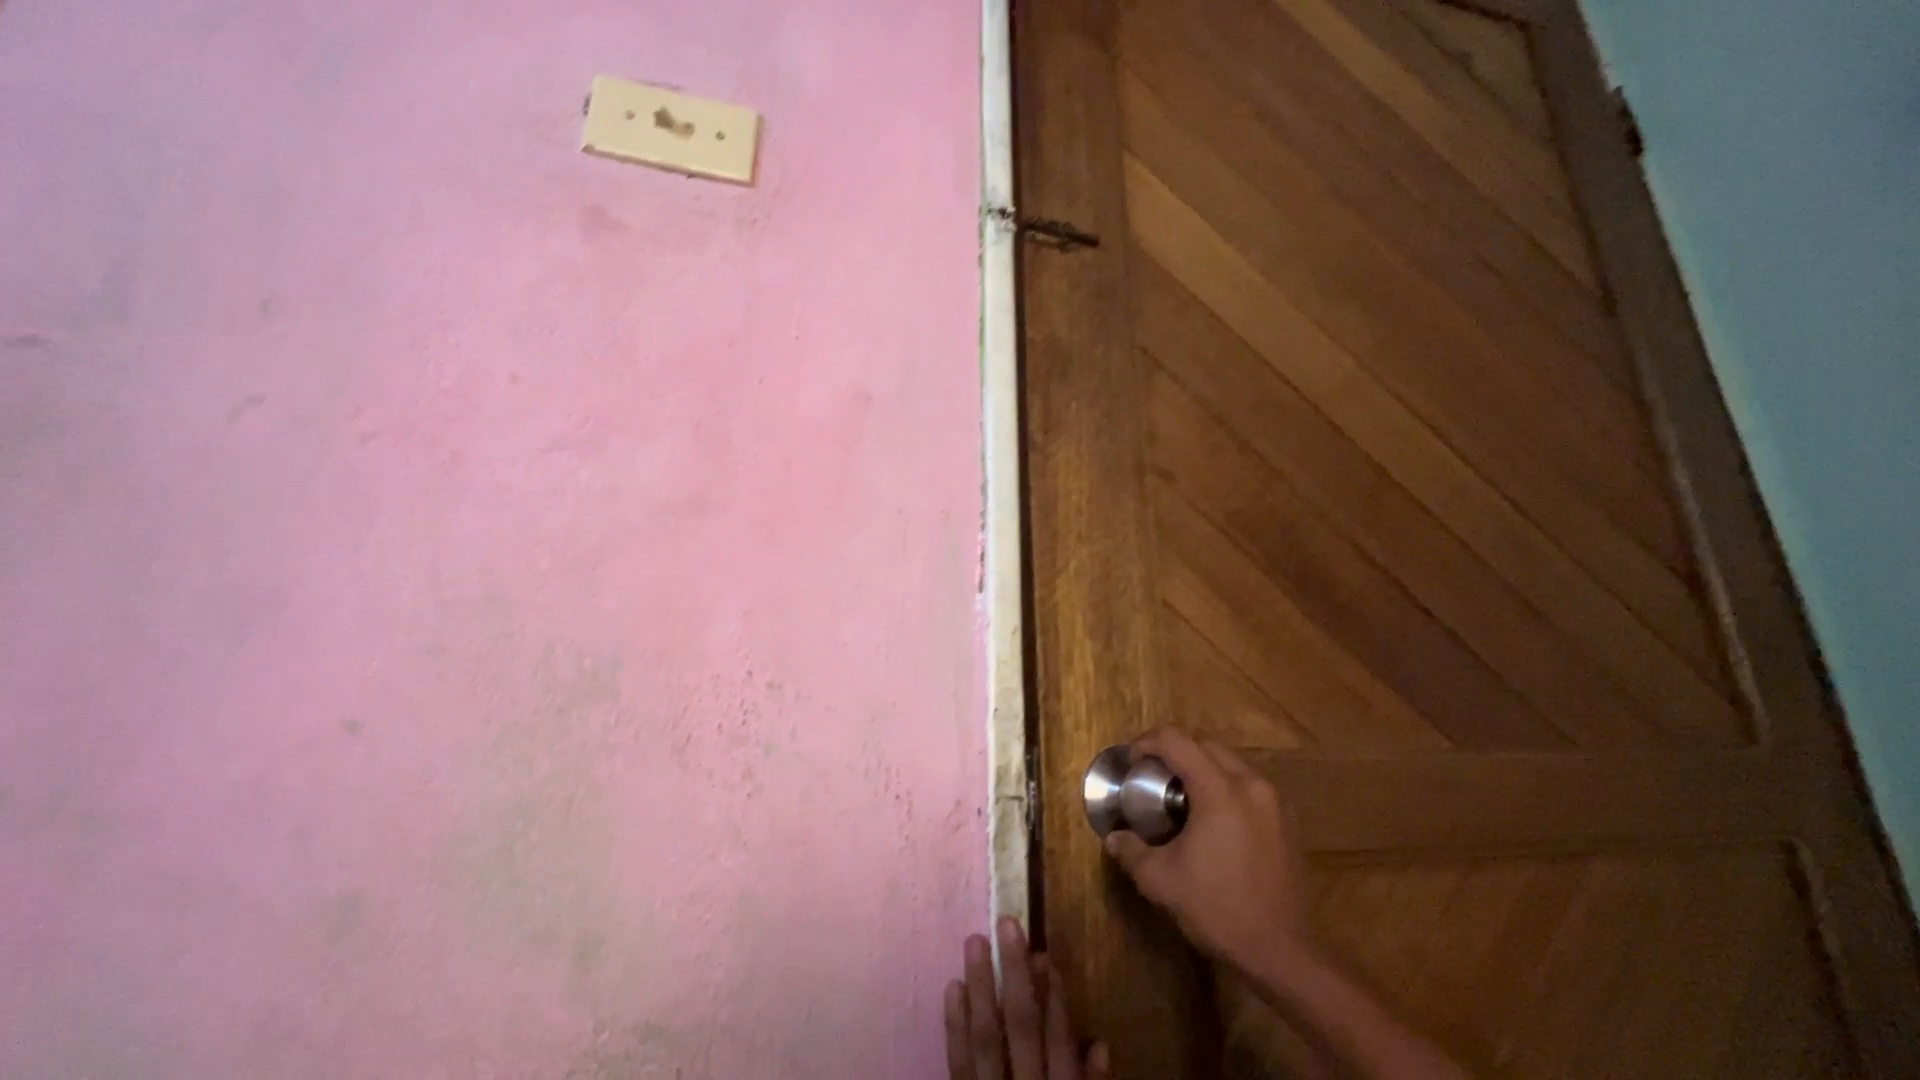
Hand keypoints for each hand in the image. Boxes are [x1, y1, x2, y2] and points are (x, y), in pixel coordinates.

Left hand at [946, 917, 1110, 1079]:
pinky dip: (955, 1024)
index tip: (1043, 953)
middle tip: (1007, 923)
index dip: (1054, 996)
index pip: (1059, 1039)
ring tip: (976, 941)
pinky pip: (958, 1061)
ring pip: (986, 1035)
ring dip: (981, 985)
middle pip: (1021, 1024)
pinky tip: (953, 986)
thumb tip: (1100, 1044)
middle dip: (1014, 972)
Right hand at [1103, 728, 1310, 976]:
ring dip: (1204, 772)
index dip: (1147, 742)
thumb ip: (1132, 851)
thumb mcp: (1160, 880)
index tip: (1131, 762)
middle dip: (1177, 754)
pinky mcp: (1289, 824)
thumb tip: (1114, 837)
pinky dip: (1228, 792)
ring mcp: (1276, 804)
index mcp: (1219, 790)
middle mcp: (1252, 785)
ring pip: (1233, 766)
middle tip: (1154, 780)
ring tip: (1183, 801)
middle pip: (1208, 747)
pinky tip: (1216, 825)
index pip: (1177, 741)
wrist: (1279, 951)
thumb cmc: (1216, 908)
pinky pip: (1252, 790)